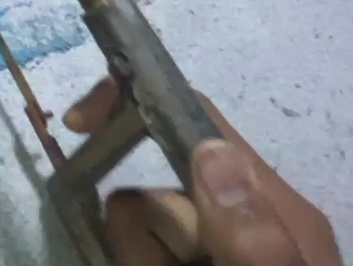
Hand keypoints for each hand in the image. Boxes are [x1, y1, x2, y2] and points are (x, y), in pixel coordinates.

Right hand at [63, 79, 341, 265]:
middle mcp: (239, 217)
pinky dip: (135, 264)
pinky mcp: (180, 264)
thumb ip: (257, 243)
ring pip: (132, 227)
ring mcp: (209, 250)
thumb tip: (212, 150)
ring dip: (139, 261)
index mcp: (274, 207)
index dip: (130, 103)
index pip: (193, 115)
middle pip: (148, 188)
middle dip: (143, 241)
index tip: (77, 126)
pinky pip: (133, 251)